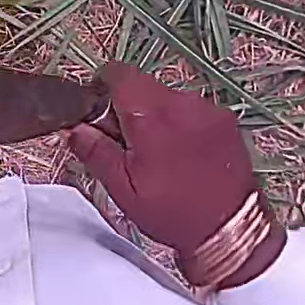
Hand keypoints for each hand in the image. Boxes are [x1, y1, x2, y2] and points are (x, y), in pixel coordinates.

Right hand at [65, 62, 284, 286]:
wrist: (230, 230)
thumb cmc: (171, 212)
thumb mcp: (122, 188)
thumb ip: (95, 151)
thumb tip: (73, 128)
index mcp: (153, 117)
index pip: (120, 74)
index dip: (102, 87)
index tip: (98, 110)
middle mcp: (183, 104)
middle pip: (142, 86)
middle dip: (127, 108)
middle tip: (125, 145)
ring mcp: (208, 110)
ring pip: (166, 98)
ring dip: (154, 117)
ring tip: (155, 155)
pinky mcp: (225, 120)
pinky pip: (190, 110)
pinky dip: (178, 124)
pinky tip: (179, 155)